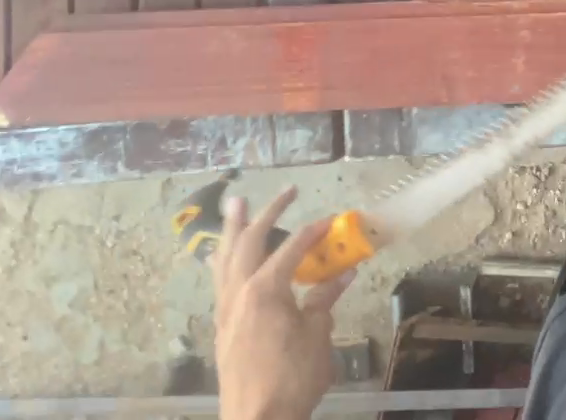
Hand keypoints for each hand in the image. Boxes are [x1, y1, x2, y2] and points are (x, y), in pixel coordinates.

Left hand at [213, 187, 354, 419]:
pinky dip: (224, 262)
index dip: (315, 231)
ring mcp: (227, 314)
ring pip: (225, 262)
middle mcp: (239, 295)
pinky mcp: (224, 330)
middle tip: (284, 191)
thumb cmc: (293, 375)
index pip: (292, 248)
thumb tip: (344, 272)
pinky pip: (221, 283)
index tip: (335, 220)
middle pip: (248, 244)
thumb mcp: (318, 333)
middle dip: (265, 215)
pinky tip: (223, 258)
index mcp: (265, 291)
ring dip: (233, 232)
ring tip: (235, 207)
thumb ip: (325, 299)